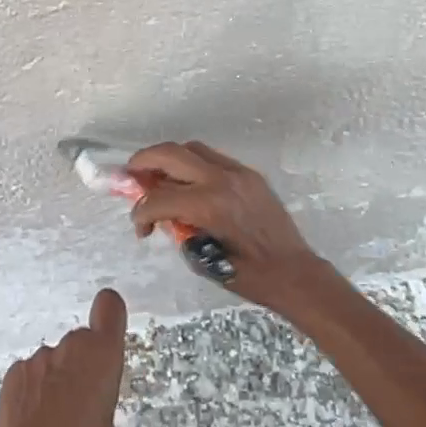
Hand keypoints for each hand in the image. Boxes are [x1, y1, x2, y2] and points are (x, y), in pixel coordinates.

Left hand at [0, 289, 126, 426]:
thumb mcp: (110, 419)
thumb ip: (107, 395)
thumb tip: (105, 406)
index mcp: (99, 355)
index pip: (110, 307)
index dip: (111, 313)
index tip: (112, 318)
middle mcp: (67, 348)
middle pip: (81, 342)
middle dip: (82, 366)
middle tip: (87, 404)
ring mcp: (35, 361)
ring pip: (54, 361)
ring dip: (58, 381)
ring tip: (62, 419)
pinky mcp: (10, 378)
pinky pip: (31, 376)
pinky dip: (35, 392)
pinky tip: (38, 420)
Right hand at [127, 141, 327, 308]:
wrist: (295, 273)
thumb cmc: (251, 277)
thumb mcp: (205, 259)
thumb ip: (181, 230)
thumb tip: (161, 215)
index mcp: (211, 205)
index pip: (160, 197)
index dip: (141, 210)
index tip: (138, 224)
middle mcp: (223, 179)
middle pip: (171, 154)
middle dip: (144, 161)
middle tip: (130, 176)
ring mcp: (238, 172)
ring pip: (192, 149)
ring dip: (168, 159)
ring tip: (156, 177)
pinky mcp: (248, 174)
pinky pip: (212, 158)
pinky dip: (191, 164)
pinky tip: (186, 183)